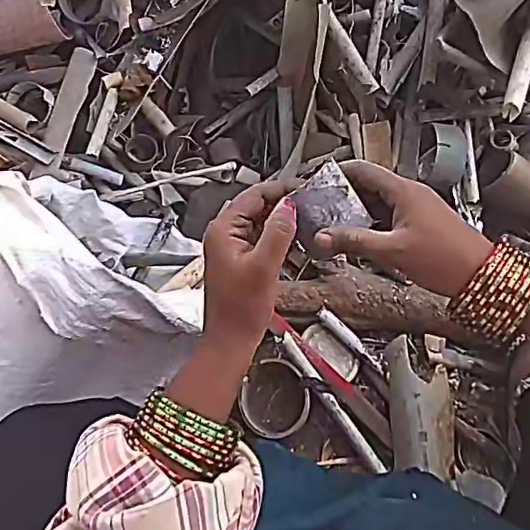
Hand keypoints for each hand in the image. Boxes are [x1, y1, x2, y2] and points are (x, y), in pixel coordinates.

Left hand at [201, 179, 297, 347]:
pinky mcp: (239, 259)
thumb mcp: (264, 266)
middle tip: (306, 202)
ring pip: (258, 221)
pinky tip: (291, 239)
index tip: (300, 188)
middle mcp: (223, 235)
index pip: (253, 195)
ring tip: (303, 218)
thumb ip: (278, 232)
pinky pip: (259, 236)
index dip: (279, 189)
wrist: (230, 341)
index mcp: (222, 231)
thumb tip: (288, 206)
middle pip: (255, 205)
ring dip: (279, 218)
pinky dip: (276, 234)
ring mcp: (230, 248)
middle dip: (281, 202)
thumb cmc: (239, 312)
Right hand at [309, 161, 492, 296]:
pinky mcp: (421, 222)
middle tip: (322, 208)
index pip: (362, 168)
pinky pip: (390, 215)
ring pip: (379, 201)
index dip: (337, 172)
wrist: (479, 274)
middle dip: (343, 196)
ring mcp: (417, 207)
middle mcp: (411, 193)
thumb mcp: (392, 251)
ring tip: (338, 226)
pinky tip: (363, 240)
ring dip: (358, 212)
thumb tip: (324, 238)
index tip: (318, 180)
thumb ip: (355, 242)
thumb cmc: (447, 259)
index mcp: (404, 190)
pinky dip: (373, 223)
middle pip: (368, 184)